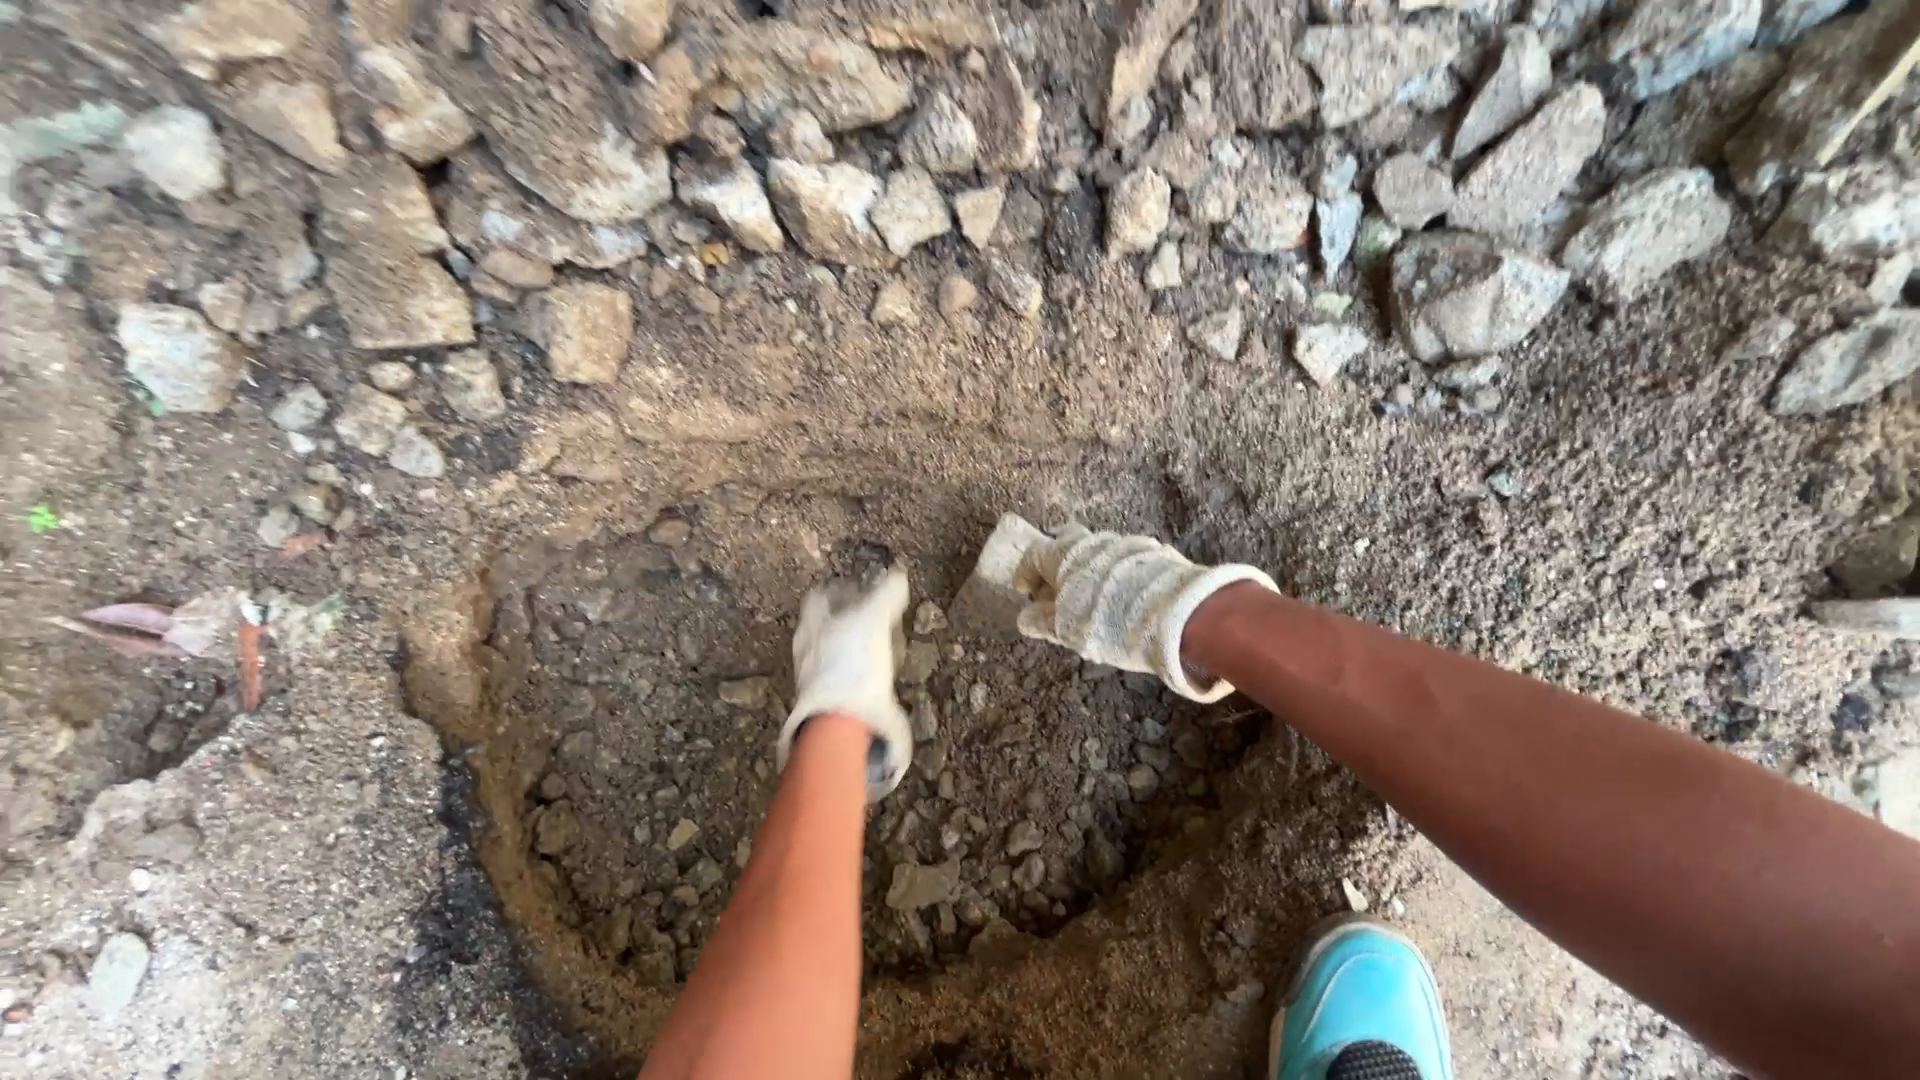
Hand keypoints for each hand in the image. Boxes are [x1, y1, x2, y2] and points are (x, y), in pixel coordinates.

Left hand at [779, 567, 913, 800]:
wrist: (846, 720)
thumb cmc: (852, 663)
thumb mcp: (873, 619)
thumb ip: (886, 595)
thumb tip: (898, 575)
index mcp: (811, 626)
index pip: (820, 598)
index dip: (841, 589)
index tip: (862, 587)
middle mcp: (809, 651)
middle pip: (829, 626)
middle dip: (853, 618)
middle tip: (877, 615)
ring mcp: (819, 679)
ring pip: (839, 653)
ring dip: (861, 646)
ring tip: (884, 644)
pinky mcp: (835, 702)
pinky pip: (850, 679)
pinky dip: (866, 672)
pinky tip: (883, 675)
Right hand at [1013, 524, 1277, 701]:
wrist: (1179, 614)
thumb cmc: (1111, 622)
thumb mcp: (1069, 630)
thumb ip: (1044, 621)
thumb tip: (1025, 618)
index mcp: (1065, 555)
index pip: (1035, 554)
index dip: (1026, 573)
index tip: (1025, 590)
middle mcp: (1093, 542)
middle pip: (1067, 542)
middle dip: (1058, 561)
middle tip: (1057, 588)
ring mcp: (1125, 545)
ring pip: (1098, 551)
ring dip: (1088, 569)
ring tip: (1091, 598)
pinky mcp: (1153, 554)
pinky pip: (1124, 560)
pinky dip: (1114, 575)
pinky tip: (1122, 598)